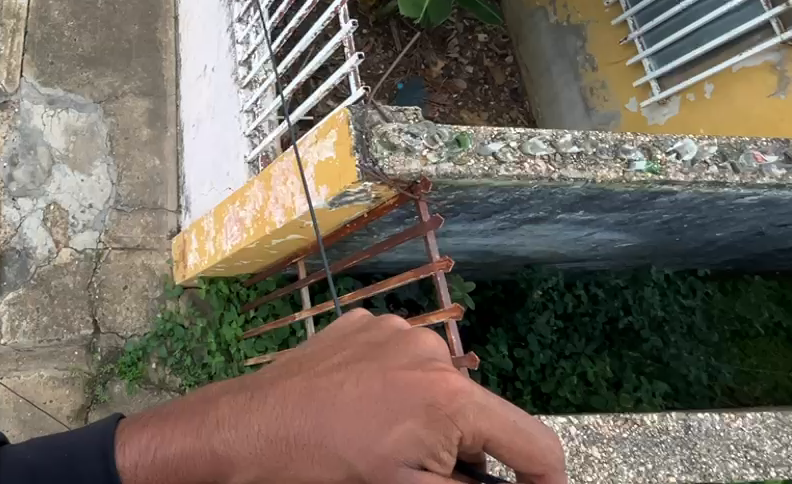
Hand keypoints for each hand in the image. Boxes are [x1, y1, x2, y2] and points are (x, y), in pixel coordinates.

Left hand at [114, 308, 566, 483]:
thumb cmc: (325, 472)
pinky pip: (399, 360)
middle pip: (481, 413)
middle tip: (420, 473)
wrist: (249, 433)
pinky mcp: (360, 323)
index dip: (542, 483)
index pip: (536, 444)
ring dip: (431, 420)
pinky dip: (396, 389)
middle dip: (469, 452)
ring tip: (384, 446)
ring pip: (439, 387)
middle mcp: (427, 348)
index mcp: (449, 396)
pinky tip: (362, 415)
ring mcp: (389, 328)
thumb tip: (502, 481)